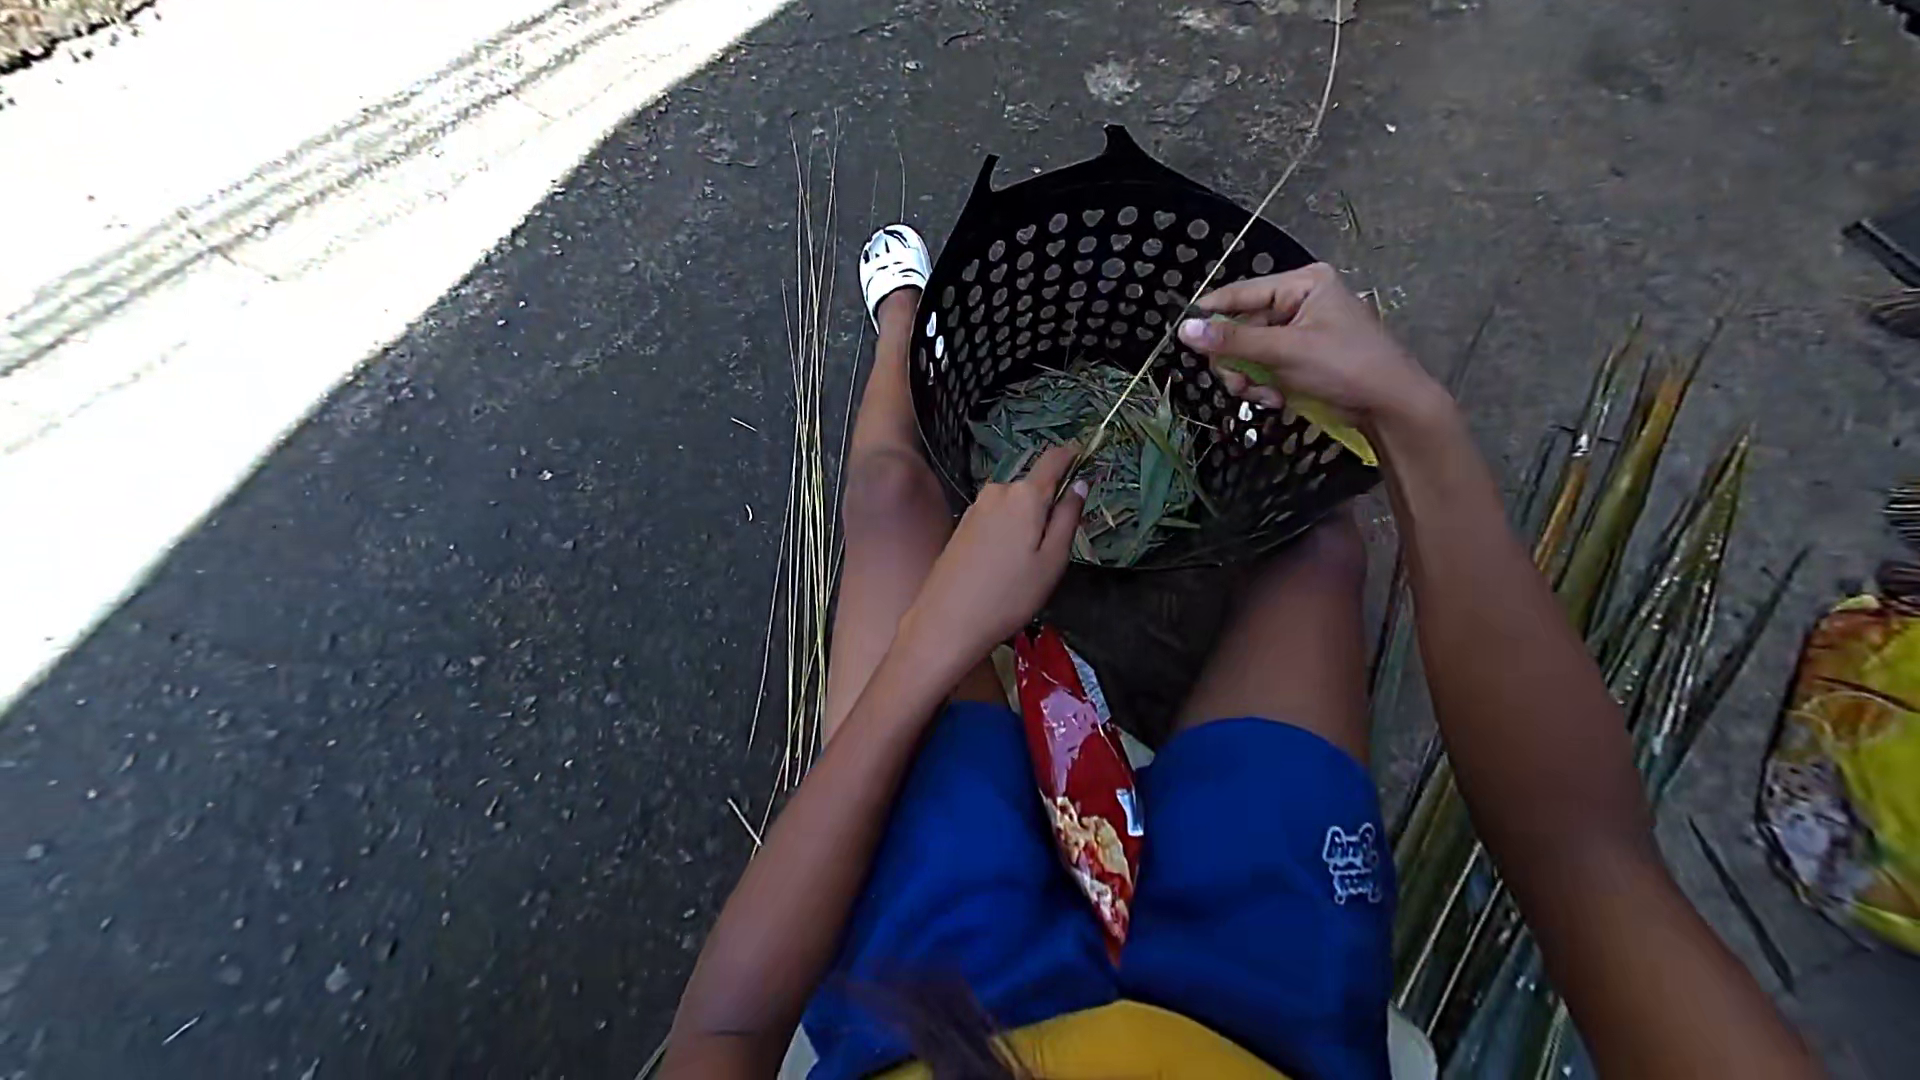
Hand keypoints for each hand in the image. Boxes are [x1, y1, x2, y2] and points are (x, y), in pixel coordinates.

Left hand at [898, 444, 1088, 676]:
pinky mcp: (961, 525)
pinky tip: (1002, 566)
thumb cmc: (1010, 595)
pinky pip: (995, 518)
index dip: (1072, 456)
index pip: (1053, 459)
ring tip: (1024, 566)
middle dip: (1048, 506)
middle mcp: (997, 491)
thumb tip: (1079, 483)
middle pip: (1033, 488)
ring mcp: (975, 508)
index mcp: (1025, 495)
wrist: (947, 621)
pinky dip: (1006, 533)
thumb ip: (1068, 517)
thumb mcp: (1052, 561)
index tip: (1085, 460)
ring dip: (1026, 523)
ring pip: (1014, 505)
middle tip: (1052, 550)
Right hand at [1176, 263, 1447, 424]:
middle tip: (1238, 383)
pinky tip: (1276, 398)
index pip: (1240, 294)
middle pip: (1239, 328)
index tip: (1181, 335)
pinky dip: (1261, 386)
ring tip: (1263, 395)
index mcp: (1302, 284)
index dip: (1209, 314)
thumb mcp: (1284, 351)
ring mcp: (1296, 332)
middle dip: (1236, 360)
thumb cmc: (1344, 366)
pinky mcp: (1295, 358)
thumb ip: (1232, 341)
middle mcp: (1297, 303)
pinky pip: (1259, 368)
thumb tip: (1183, 330)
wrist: (1388, 405)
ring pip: (1245, 353)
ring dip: (1247, 378)